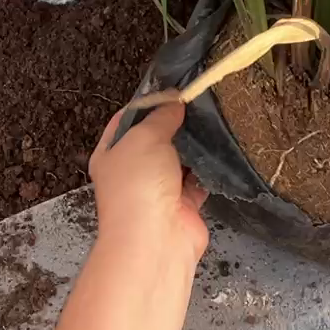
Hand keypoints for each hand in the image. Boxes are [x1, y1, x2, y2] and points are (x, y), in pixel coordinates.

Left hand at [89, 103, 208, 264]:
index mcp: (111, 154)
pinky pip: (198, 181)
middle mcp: (132, 172)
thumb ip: (161, 117)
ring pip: (179, 160)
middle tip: (195, 104)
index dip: (146, 104)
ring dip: (193, 147)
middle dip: (173, 124)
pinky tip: (218, 153)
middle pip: (155, 139)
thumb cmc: (137, 186)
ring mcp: (158, 189)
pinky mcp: (183, 204)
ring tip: (211, 123)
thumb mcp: (145, 137)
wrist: (155, 239)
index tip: (169, 90)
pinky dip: (207, 171)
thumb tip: (174, 104)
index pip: (126, 120)